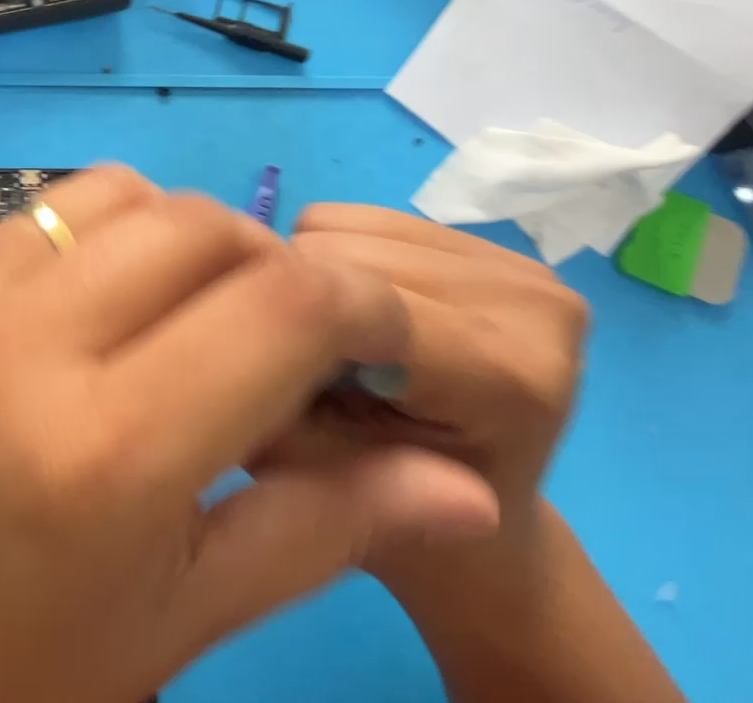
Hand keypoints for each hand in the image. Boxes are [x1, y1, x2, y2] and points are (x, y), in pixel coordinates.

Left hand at [0, 168, 497, 702]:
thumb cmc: (14, 665)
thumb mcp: (179, 617)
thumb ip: (324, 529)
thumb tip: (466, 487)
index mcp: (108, 449)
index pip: (283, 304)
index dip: (362, 308)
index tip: (377, 344)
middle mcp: (27, 347)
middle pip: (204, 226)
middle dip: (276, 266)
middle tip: (284, 339)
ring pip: (121, 196)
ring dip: (188, 237)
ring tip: (194, 316)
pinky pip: (42, 213)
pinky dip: (105, 235)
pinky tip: (108, 306)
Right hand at [278, 204, 589, 578]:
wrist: (478, 535)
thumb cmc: (384, 522)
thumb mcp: (301, 476)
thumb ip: (268, 390)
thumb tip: (218, 296)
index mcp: (503, 377)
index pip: (339, 291)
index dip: (268, 315)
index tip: (243, 358)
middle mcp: (535, 306)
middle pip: (338, 246)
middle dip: (289, 297)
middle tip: (292, 362)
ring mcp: (529, 272)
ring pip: (342, 224)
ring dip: (308, 277)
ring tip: (330, 346)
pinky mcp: (505, 252)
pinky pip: (363, 217)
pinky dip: (336, 258)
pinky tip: (360, 319)